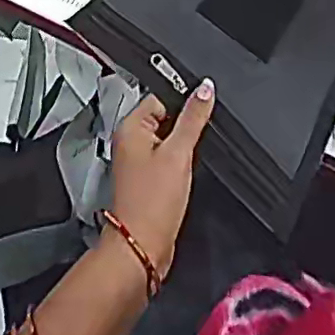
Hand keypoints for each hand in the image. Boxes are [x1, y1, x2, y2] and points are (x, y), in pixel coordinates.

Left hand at [109, 81, 214, 278]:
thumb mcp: (179, 153)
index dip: (182, 103)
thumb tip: (205, 87)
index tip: (201, 111)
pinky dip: (178, 163)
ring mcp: (137, 160)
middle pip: (164, 118)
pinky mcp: (147, 179)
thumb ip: (193, 118)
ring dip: (182, 146)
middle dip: (183, 127)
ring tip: (190, 159)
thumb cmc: (153, 201)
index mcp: (130, 126)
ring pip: (167, 140)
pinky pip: (166, 159)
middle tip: (196, 141)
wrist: (142, 247)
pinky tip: (186, 173)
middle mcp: (129, 140)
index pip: (159, 97)